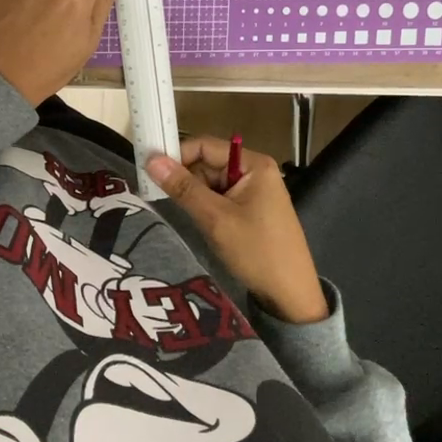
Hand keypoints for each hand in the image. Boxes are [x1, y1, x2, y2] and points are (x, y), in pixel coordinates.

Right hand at [145, 137, 329, 324]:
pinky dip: (205, 207)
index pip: (206, 146)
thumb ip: (183, 188)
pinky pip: (220, 199)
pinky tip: (197, 222)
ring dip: (194, 195)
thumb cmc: (257, 251)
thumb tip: (151, 160)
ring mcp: (254, 192)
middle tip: (157, 195)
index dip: (177, 155)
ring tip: (179, 212)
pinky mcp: (252, 210)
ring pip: (211, 183)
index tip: (150, 170)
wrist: (291, 296)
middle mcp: (255, 171)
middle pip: (208, 163)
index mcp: (253, 164)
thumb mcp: (216, 219)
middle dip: (185, 178)